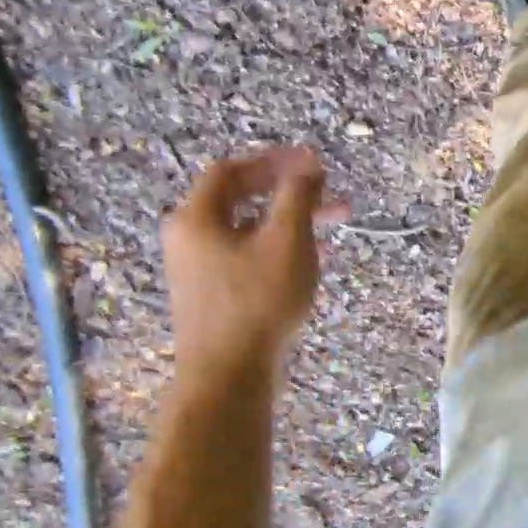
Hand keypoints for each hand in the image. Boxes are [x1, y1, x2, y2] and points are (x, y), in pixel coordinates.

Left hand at [163, 148, 345, 374]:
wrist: (230, 368)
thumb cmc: (259, 297)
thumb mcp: (287, 239)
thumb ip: (298, 197)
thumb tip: (308, 165)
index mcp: (197, 218)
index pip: (230, 171)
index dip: (273, 160)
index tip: (314, 159)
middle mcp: (190, 236)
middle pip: (240, 197)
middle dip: (288, 189)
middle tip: (331, 189)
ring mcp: (200, 264)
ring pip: (250, 225)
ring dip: (292, 216)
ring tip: (337, 220)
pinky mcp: (215, 287)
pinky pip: (250, 249)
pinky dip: (282, 241)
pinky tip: (316, 253)